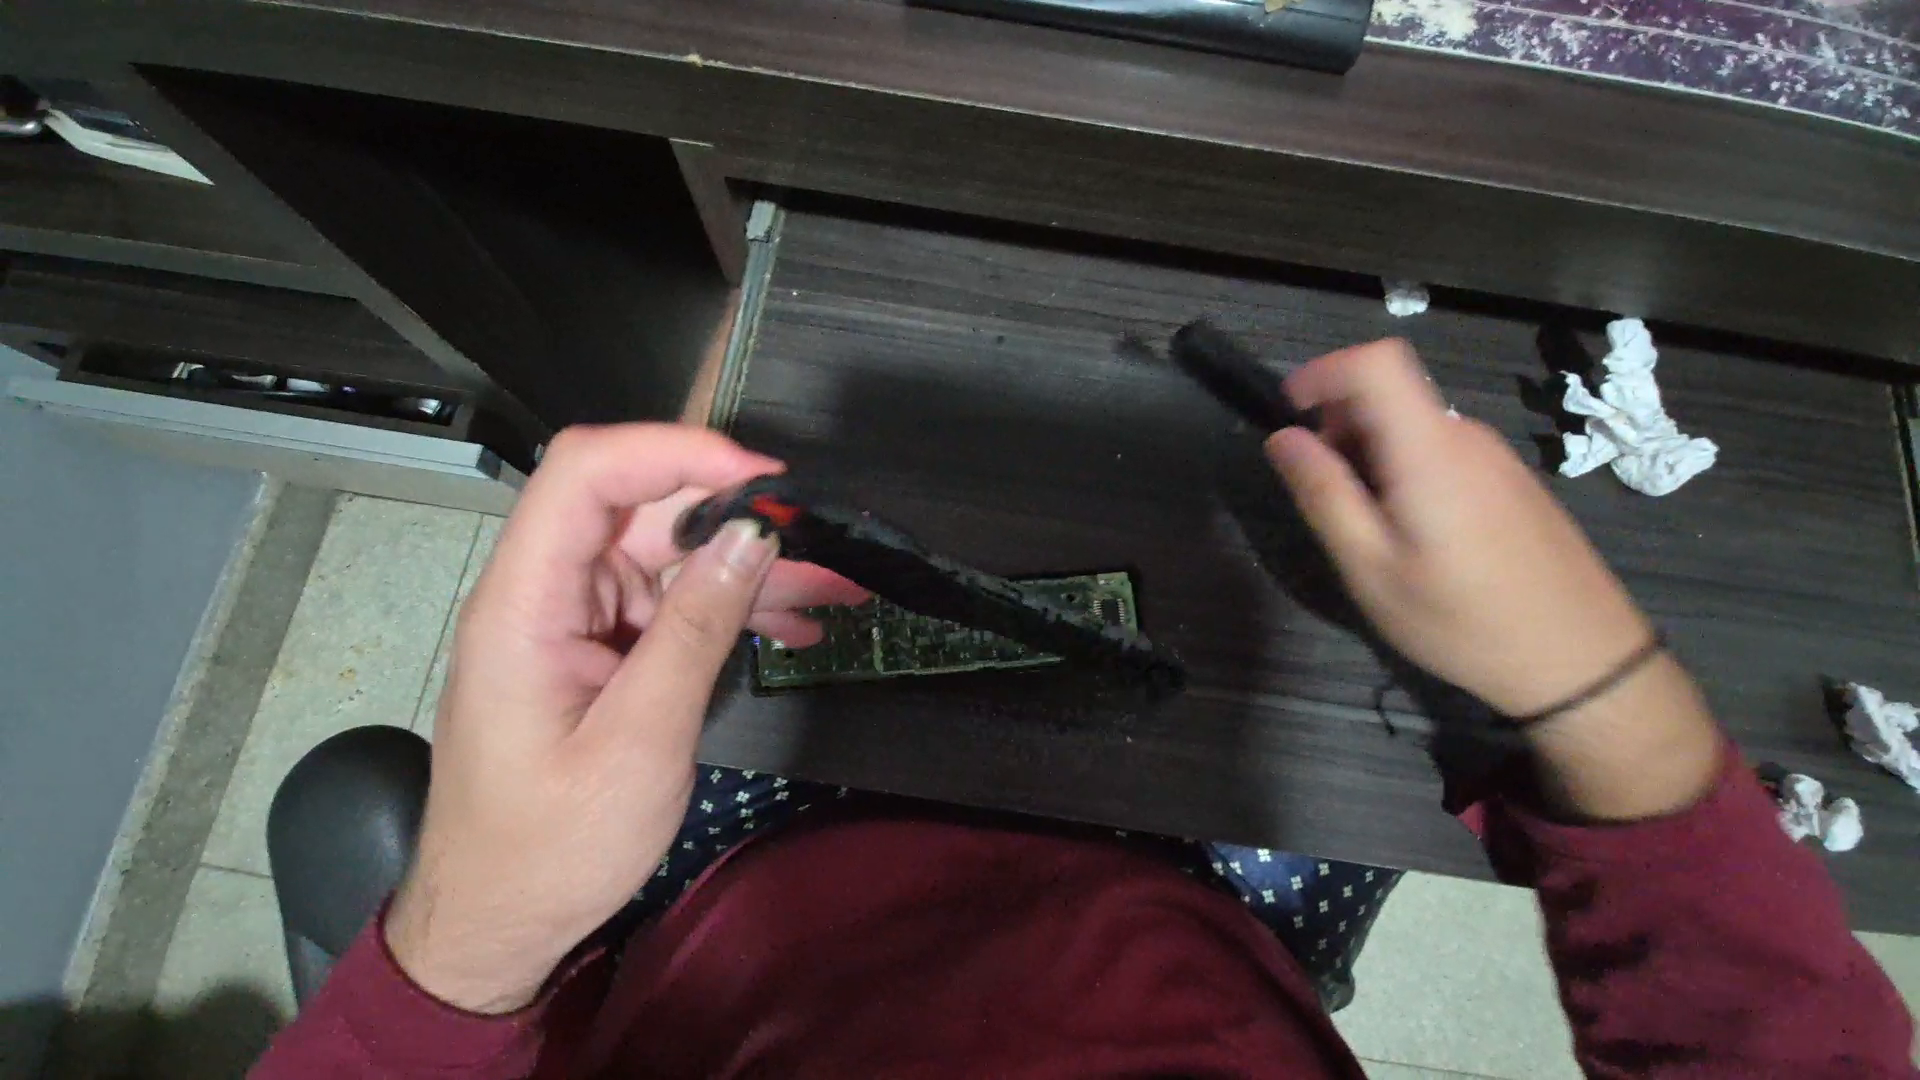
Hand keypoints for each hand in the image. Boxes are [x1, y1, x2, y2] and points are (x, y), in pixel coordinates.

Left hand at [384, 424, 865, 1012]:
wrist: (502, 923)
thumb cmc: (555, 844)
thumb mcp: (640, 738)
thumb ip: (696, 626)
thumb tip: (754, 534)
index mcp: (527, 601)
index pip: (588, 474)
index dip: (676, 452)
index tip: (765, 479)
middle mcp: (550, 592)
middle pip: (645, 511)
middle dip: (740, 518)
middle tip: (824, 541)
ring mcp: (582, 619)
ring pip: (676, 556)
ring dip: (755, 568)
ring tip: (838, 588)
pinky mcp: (610, 647)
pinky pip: (679, 604)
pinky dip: (736, 609)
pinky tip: (797, 627)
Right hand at [1266, 340, 1720, 818]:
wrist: (1581, 661)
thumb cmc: (1461, 619)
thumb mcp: (1370, 566)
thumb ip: (1323, 494)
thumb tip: (1281, 439)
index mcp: (1429, 450)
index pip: (1377, 362)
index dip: (1323, 371)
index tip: (1289, 411)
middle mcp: (1466, 437)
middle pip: (1389, 395)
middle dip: (1337, 426)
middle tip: (1322, 492)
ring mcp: (1495, 458)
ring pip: (1411, 426)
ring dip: (1368, 454)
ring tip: (1363, 526)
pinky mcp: (1510, 482)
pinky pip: (1439, 451)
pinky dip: (1401, 469)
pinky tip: (1408, 534)